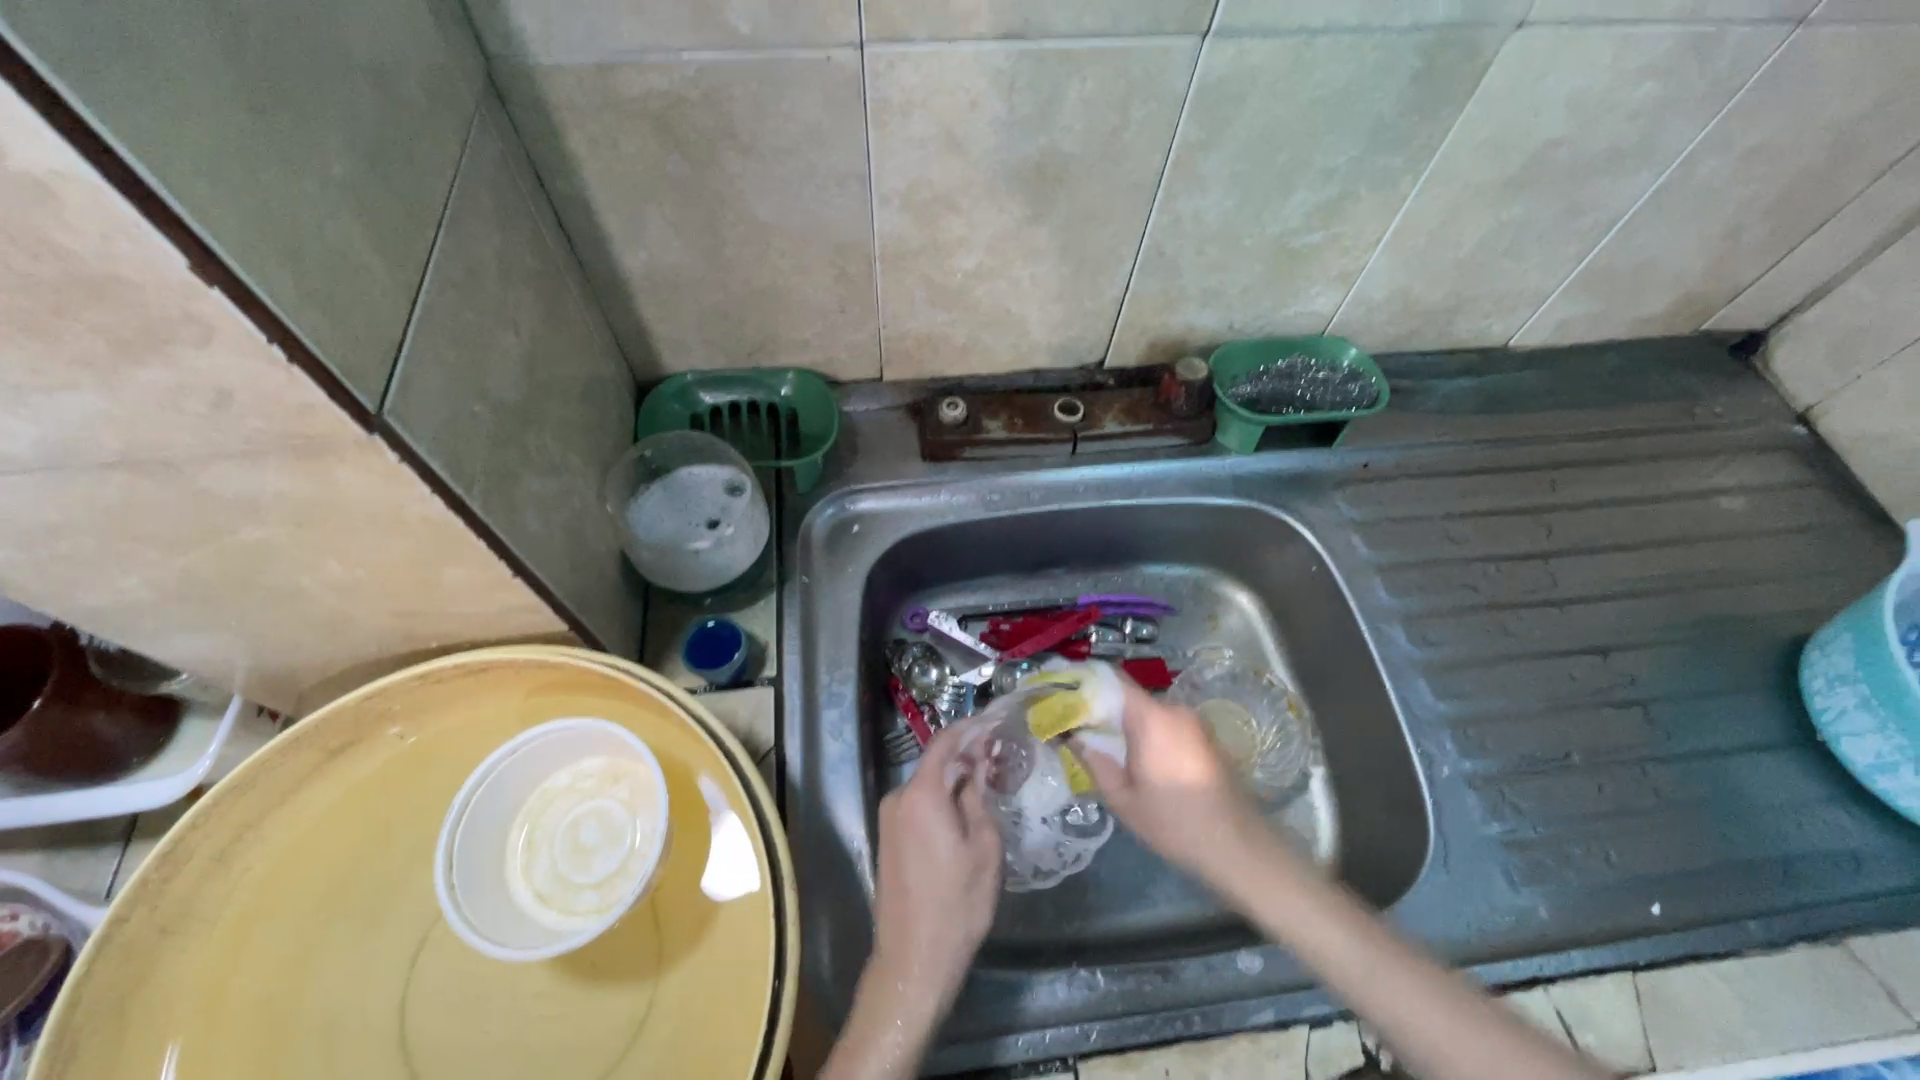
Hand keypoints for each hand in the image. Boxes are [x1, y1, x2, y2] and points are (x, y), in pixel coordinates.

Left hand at [869, 723, 1003, 1012]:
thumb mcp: (984, 847)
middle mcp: (897, 799)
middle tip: (1000, 762)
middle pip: (935, 767)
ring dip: (954, 785)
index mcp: (921, 795)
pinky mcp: (888, 840)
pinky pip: (918, 808)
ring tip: (989, 791)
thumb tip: (979, 765)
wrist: (915, 957)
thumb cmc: (958, 902)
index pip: (943, 743)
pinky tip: (965, 817)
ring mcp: (888, 821)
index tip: (993, 722)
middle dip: (965, 760)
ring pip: (927, 789)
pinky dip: (941, 804)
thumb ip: (979, 798)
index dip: (968, 728)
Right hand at [1075, 681, 1274, 881]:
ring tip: (1109, 752)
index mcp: (1152, 718)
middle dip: (1105, 712)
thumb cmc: (1173, 823)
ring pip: (1150, 714)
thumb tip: (1073, 736)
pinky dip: (1151, 736)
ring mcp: (1196, 722)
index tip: (1066, 699)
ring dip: (1129, 727)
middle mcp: (1175, 710)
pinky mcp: (1207, 737)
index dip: (1087, 685)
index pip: (1113, 680)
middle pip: (1131, 698)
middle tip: (1082, 734)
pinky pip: (1169, 726)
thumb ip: (1094, 761)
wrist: (1238, 846)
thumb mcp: (1122, 798)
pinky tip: (1142, 764)